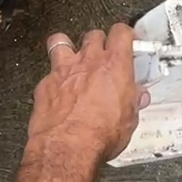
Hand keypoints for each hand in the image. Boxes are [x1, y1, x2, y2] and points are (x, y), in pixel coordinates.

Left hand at [26, 24, 146, 169]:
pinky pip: (48, 72)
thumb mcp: (129, 119)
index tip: (127, 41)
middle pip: (94, 34)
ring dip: (68, 47)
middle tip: (103, 54)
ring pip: (61, 42)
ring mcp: (64, 71)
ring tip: (72, 56)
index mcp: (115, 65)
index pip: (121, 32)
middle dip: (99, 42)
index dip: (125, 34)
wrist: (67, 148)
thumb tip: (137, 98)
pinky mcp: (45, 85)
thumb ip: (132, 102)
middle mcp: (89, 61)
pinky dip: (54, 78)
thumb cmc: (99, 134)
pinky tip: (58, 89)